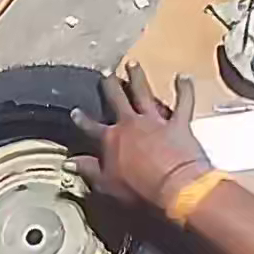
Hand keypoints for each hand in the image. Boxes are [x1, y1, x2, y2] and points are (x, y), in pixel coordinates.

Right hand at [68, 63, 211, 211]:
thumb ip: (88, 170)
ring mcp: (155, 120)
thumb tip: (69, 163)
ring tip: (133, 64)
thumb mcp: (106, 185)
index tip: (75, 111)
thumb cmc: (139, 190)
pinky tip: (183, 76)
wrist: (175, 187)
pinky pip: (183, 102)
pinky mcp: (178, 123)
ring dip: (138, 78)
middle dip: (109, 85)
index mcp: (111, 139)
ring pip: (144, 93)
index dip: (82, 119)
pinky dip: (184, 89)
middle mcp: (130, 123)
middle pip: (117, 99)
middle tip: (105, 72)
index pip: (91, 127)